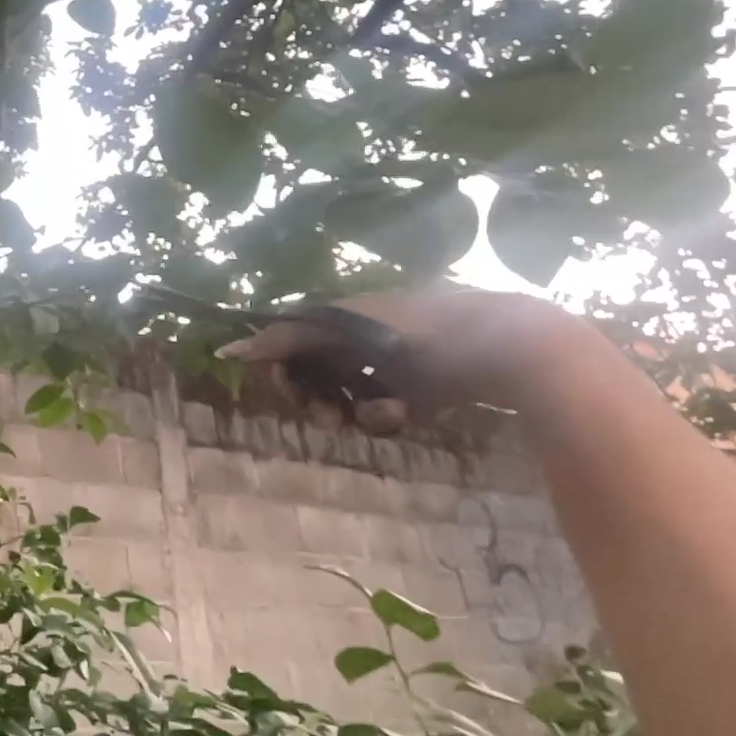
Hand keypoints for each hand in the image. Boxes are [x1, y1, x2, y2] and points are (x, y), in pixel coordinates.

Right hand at [214, 288, 597, 432]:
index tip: (291, 388)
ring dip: (354, 412)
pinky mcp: (417, 392)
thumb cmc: (421, 329)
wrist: (509, 346)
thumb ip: (284, 338)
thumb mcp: (343, 329)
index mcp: (336, 317)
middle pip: (314, 376)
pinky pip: (383, 411)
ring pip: (346, 399)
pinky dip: (387, 416)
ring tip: (381, 417)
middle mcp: (356, 340)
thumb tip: (226, 349)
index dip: (284, 371)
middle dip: (317, 399)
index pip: (288, 347)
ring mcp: (387, 367)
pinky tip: (406, 414)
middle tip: (329, 418)